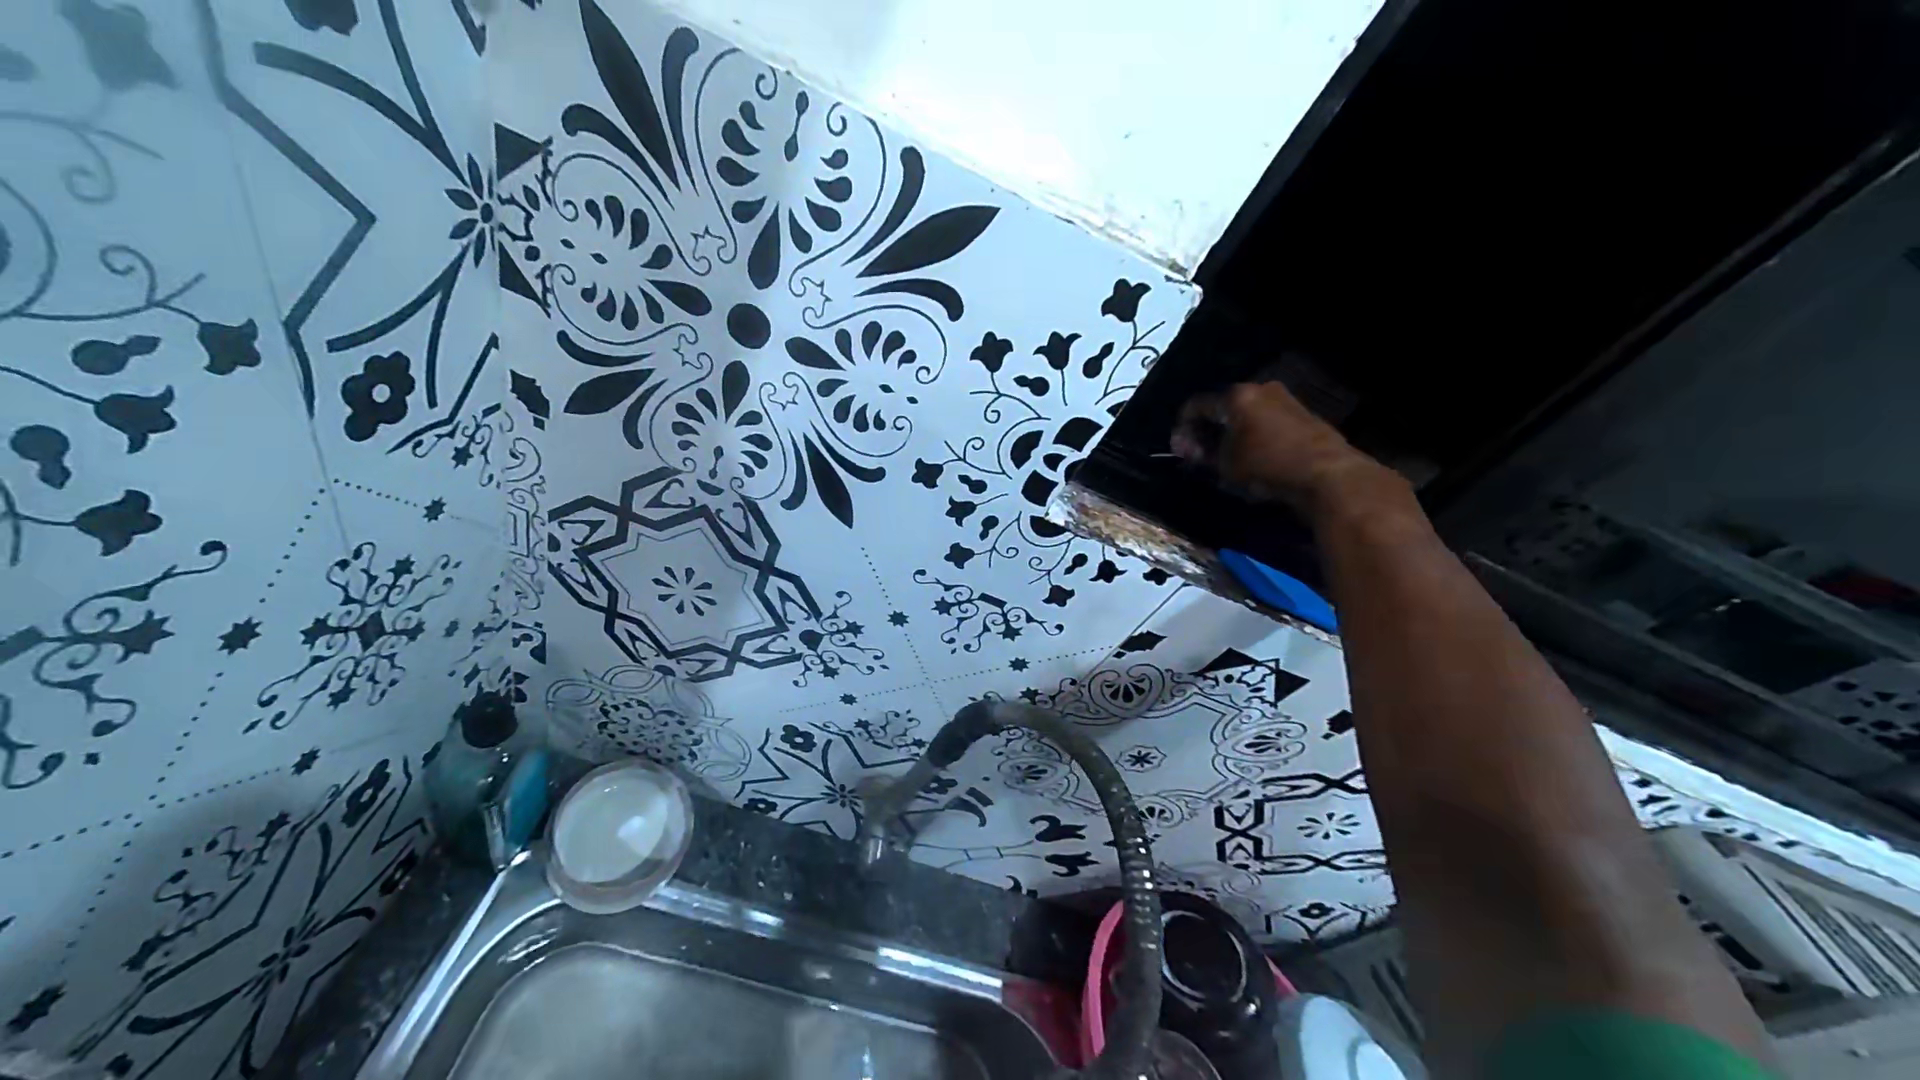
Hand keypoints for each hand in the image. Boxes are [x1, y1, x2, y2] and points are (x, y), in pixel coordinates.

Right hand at [1170, 381, 1398, 515]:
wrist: (1326, 474)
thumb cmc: (1267, 465)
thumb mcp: (1225, 464)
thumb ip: (1203, 454)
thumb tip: (1193, 450)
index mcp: (1236, 395)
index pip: (1196, 406)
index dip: (1182, 429)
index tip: (1179, 452)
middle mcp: (1260, 389)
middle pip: (1221, 407)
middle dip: (1207, 431)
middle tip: (1199, 456)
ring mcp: (1285, 400)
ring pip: (1244, 415)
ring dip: (1230, 435)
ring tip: (1225, 460)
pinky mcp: (1302, 415)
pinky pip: (1264, 422)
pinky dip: (1251, 436)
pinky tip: (1250, 458)